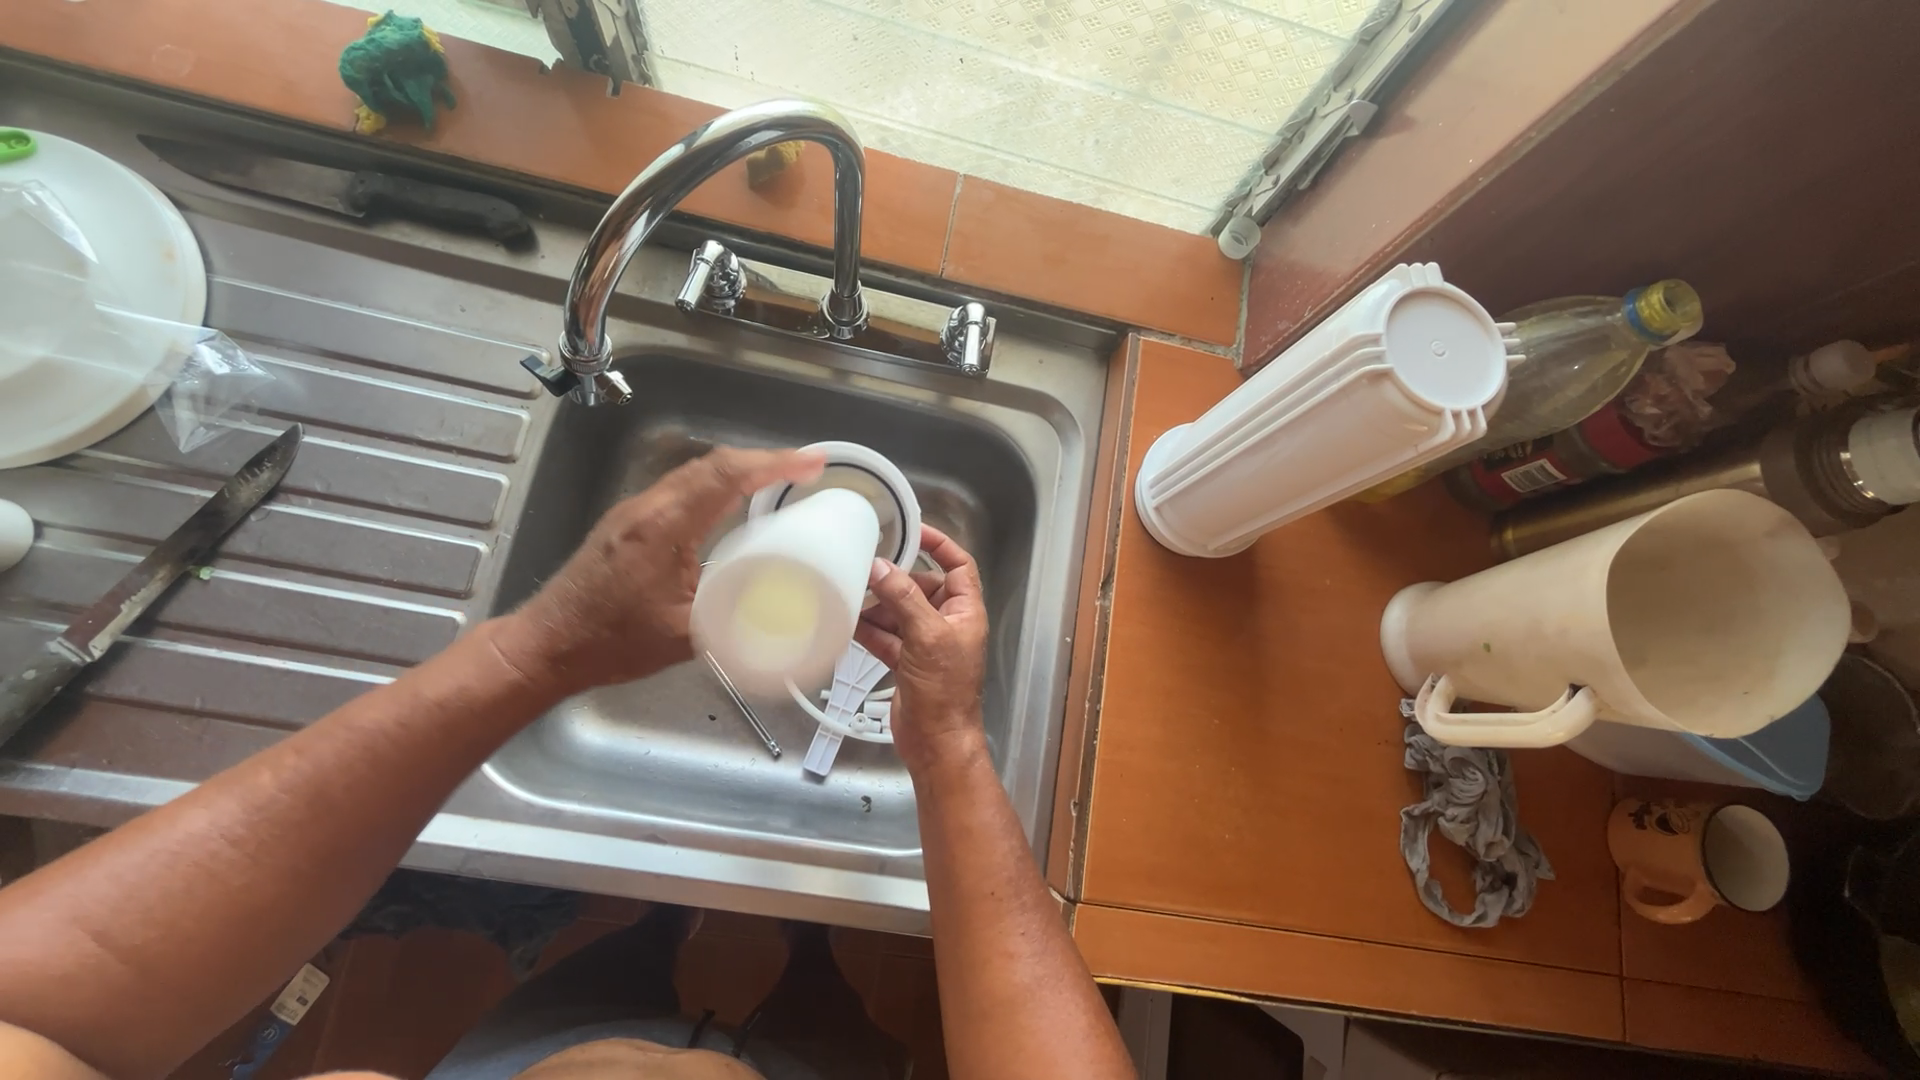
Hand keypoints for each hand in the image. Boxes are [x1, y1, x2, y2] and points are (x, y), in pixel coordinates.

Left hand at [495, 446, 824, 696]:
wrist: (546, 647)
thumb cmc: (612, 644)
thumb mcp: (686, 636)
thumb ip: (736, 614)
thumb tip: (785, 605)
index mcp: (662, 528)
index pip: (724, 476)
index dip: (773, 463)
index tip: (812, 464)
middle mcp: (647, 508)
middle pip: (713, 464)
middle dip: (764, 460)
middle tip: (807, 468)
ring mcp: (635, 512)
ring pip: (697, 473)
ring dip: (742, 470)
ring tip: (782, 479)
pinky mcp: (631, 524)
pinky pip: (684, 489)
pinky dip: (720, 485)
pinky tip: (738, 501)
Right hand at [855, 525, 989, 774]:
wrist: (936, 741)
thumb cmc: (945, 691)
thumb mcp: (926, 636)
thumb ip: (903, 599)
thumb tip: (880, 567)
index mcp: (966, 612)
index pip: (958, 565)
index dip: (939, 545)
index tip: (913, 530)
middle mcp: (948, 623)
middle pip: (920, 588)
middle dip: (895, 583)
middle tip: (867, 572)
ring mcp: (925, 643)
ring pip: (899, 612)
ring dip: (877, 607)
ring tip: (851, 597)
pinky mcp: (905, 662)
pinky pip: (885, 636)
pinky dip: (869, 630)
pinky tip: (848, 623)